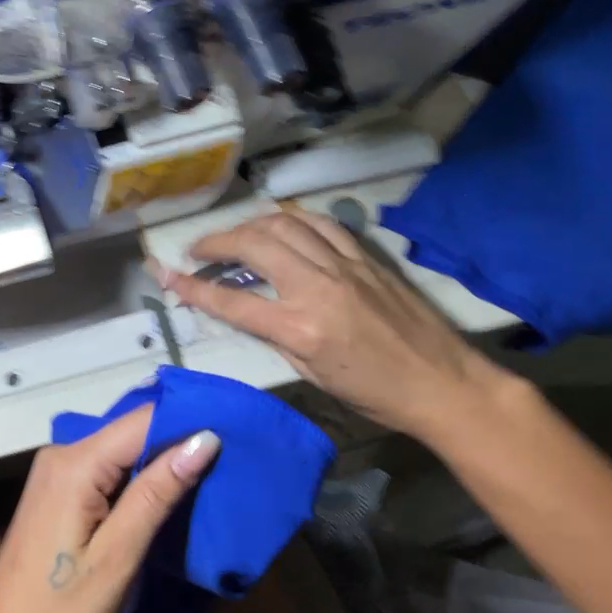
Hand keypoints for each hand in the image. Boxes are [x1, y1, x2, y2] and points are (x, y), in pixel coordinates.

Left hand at [0, 407, 218, 612]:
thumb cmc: (61, 610)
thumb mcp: (118, 556)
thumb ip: (156, 493)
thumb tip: (203, 440)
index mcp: (74, 464)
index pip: (141, 421)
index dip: (188, 423)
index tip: (237, 433)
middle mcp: (61, 454)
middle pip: (130, 432)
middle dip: (178, 442)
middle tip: (232, 460)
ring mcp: (56, 471)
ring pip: (120, 450)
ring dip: (160, 463)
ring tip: (211, 476)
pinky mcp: (58, 489)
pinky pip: (105, 469)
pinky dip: (136, 479)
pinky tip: (167, 494)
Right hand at [156, 208, 515, 440]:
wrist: (446, 384)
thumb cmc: (375, 393)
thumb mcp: (311, 373)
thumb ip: (274, 336)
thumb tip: (245, 310)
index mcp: (300, 328)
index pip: (231, 301)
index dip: (191, 288)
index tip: (165, 276)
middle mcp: (318, 287)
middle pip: (253, 245)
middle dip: (216, 242)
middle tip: (197, 251)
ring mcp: (344, 266)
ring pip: (284, 224)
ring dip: (249, 225)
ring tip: (234, 236)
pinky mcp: (366, 257)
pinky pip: (320, 224)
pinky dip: (291, 219)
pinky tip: (279, 225)